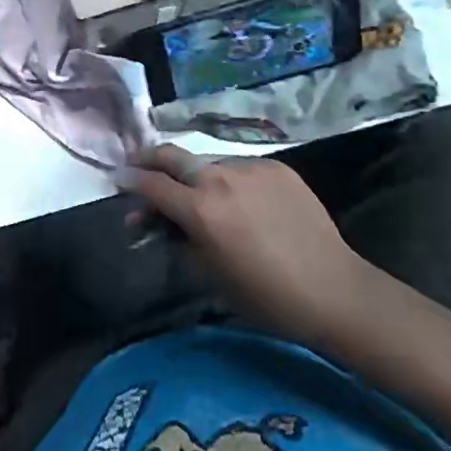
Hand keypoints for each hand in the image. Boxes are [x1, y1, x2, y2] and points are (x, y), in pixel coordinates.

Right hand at [125, 145, 367, 341]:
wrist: (331, 288)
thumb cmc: (264, 295)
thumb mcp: (209, 272)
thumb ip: (176, 237)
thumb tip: (151, 220)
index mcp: (200, 210)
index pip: (152, 184)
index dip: (130, 180)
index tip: (118, 178)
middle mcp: (220, 178)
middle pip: (173, 156)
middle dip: (150, 158)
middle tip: (139, 164)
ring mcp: (251, 168)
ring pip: (208, 162)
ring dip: (193, 173)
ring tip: (196, 193)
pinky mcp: (277, 167)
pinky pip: (240, 168)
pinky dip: (228, 179)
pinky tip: (237, 199)